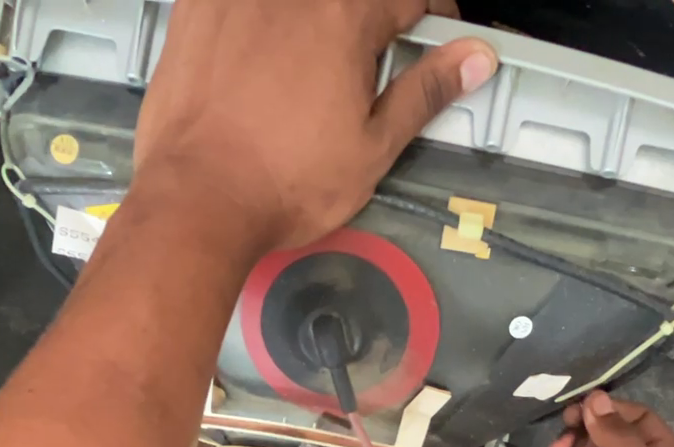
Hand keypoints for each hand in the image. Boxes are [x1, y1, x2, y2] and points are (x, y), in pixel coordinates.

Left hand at [132, 0, 496, 251]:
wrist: (197, 200)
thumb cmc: (288, 185)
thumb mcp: (371, 150)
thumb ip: (423, 94)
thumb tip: (477, 56)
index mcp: (348, 17)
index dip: (431, 15)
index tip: (432, 38)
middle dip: (368, 24)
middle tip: (363, 65)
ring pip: (298, 1)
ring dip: (315, 21)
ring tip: (306, 71)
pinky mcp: (196, 7)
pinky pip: (242, 1)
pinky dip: (260, 17)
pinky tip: (259, 53)